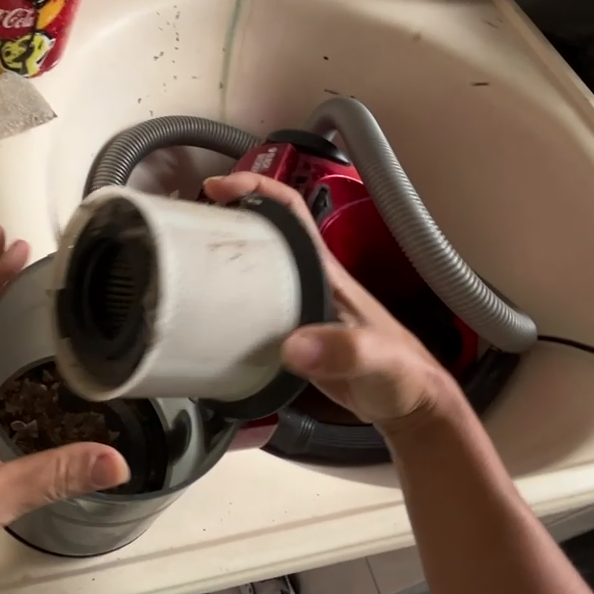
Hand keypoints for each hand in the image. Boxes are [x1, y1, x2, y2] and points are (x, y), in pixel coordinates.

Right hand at [202, 173, 466, 432]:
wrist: (410, 405)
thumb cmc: (401, 375)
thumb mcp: (376, 360)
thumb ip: (343, 351)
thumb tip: (290, 347)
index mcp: (325, 270)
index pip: (290, 211)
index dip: (256, 189)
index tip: (217, 188)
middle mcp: (308, 278)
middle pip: (263, 233)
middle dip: (226, 219)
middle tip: (186, 227)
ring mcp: (298, 305)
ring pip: (254, 268)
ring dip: (223, 258)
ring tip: (184, 263)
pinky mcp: (290, 332)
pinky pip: (251, 305)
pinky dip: (227, 300)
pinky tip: (207, 315)